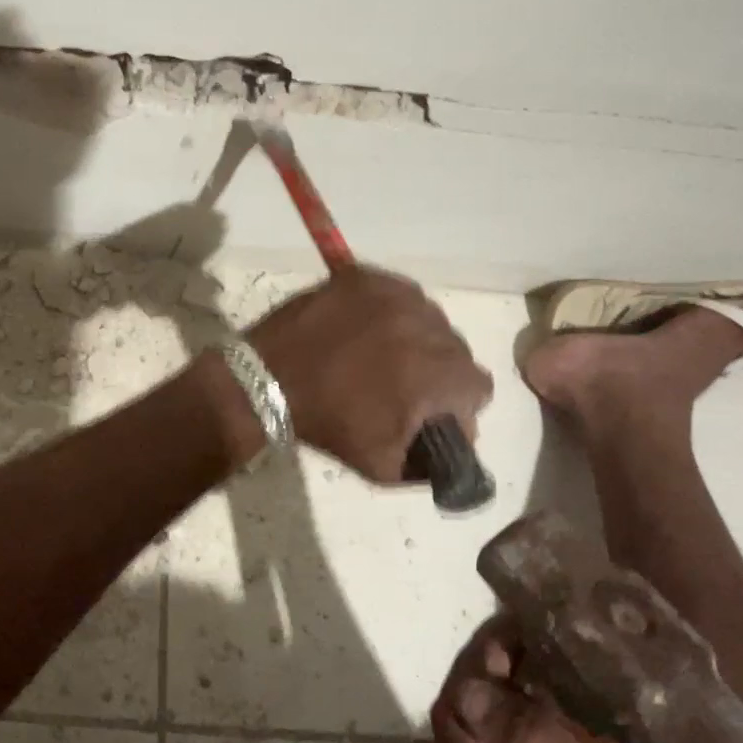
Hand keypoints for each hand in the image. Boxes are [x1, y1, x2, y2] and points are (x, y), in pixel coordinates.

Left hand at [246, 266, 491, 483]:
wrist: (265, 379)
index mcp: (437, 371)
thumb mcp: (385, 465)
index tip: (428, 409)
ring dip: (415, 336)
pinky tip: (366, 329)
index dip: (457, 403)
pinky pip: (399, 293)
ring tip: (379, 354)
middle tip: (399, 382)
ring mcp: (394, 294)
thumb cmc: (326, 423)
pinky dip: (391, 310)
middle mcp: (425, 324)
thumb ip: (434, 461)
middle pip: (455, 349)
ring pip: (429, 318)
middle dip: (436, 369)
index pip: (477, 386)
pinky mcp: (365, 277)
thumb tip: (457, 443)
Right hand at [431, 619, 665, 742]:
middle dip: (467, 696)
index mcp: (594, 709)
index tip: (475, 686)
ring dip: (458, 721)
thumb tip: (466, 688)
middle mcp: (568, 715)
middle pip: (499, 671)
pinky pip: (483, 740)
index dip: (496, 648)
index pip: (538, 645)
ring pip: (483, 703)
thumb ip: (533, 739)